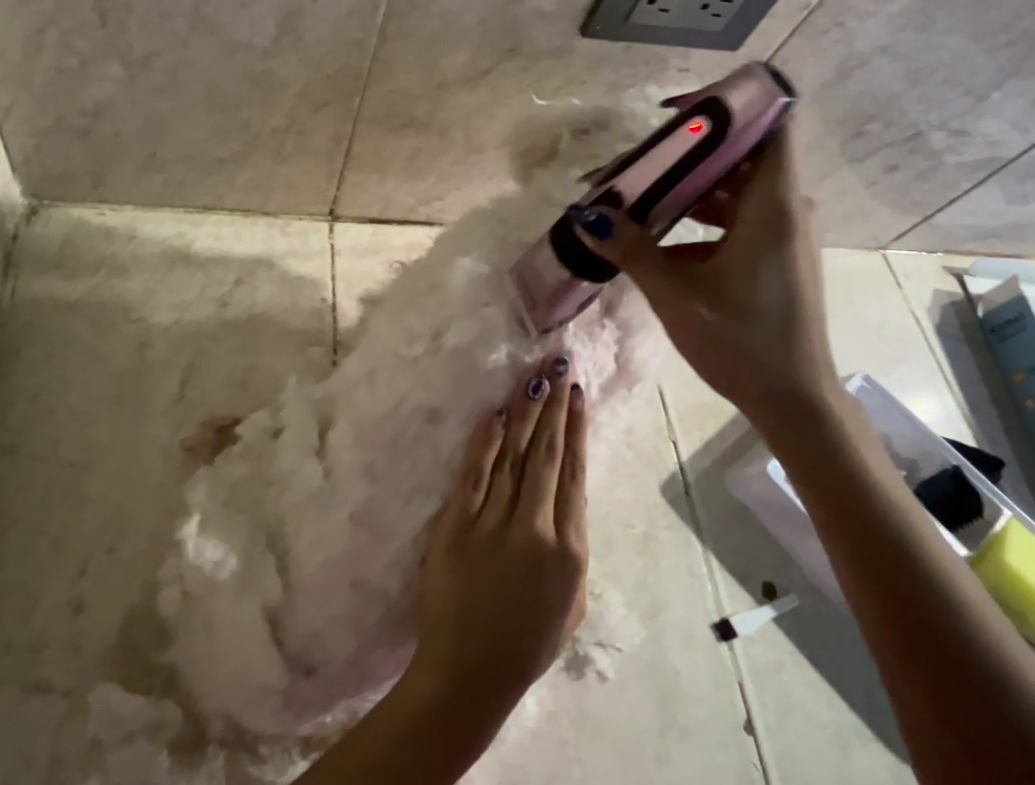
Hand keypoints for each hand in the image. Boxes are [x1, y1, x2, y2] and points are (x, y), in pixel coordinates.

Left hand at [408, 356, 588, 705]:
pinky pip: (473, 474)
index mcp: (570, 550)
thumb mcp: (570, 601)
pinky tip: (495, 413)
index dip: (576, 430)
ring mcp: (494, 524)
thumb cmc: (526, 642)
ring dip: (524, 411)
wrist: (472, 671)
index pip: (574, 474)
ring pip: (513, 456)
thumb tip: (565, 500)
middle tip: (559, 364)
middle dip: (554, 406)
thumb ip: (571, 547)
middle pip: (546, 454)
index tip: (577, 394)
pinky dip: (485, 441)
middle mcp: (536, 528)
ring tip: (534, 375)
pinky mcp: (456, 526)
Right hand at [570, 115, 838, 416]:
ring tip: (636, 196)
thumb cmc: (740, 339)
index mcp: (773, 204)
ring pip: (734, 189)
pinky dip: (699, 220)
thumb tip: (587, 215)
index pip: (773, 123)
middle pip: (741, 155)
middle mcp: (785, 208)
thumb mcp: (676, 292)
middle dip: (687, 152)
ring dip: (687, 189)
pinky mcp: (775, 256)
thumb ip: (631, 248)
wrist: (792, 398)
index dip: (731, 104)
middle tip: (636, 159)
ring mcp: (783, 233)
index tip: (678, 112)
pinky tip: (656, 239)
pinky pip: (736, 218)